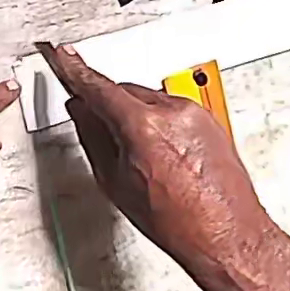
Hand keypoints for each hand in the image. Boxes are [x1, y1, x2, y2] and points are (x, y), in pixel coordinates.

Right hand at [39, 43, 277, 274]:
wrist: (227, 235)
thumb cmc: (179, 221)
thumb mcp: (117, 182)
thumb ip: (93, 137)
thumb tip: (81, 111)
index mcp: (143, 126)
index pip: (99, 88)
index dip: (74, 69)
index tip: (62, 55)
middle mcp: (171, 112)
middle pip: (124, 91)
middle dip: (109, 107)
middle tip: (101, 132)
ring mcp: (193, 113)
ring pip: (147, 99)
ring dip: (136, 117)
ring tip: (142, 159)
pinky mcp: (207, 118)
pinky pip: (170, 108)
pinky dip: (158, 123)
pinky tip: (161, 155)